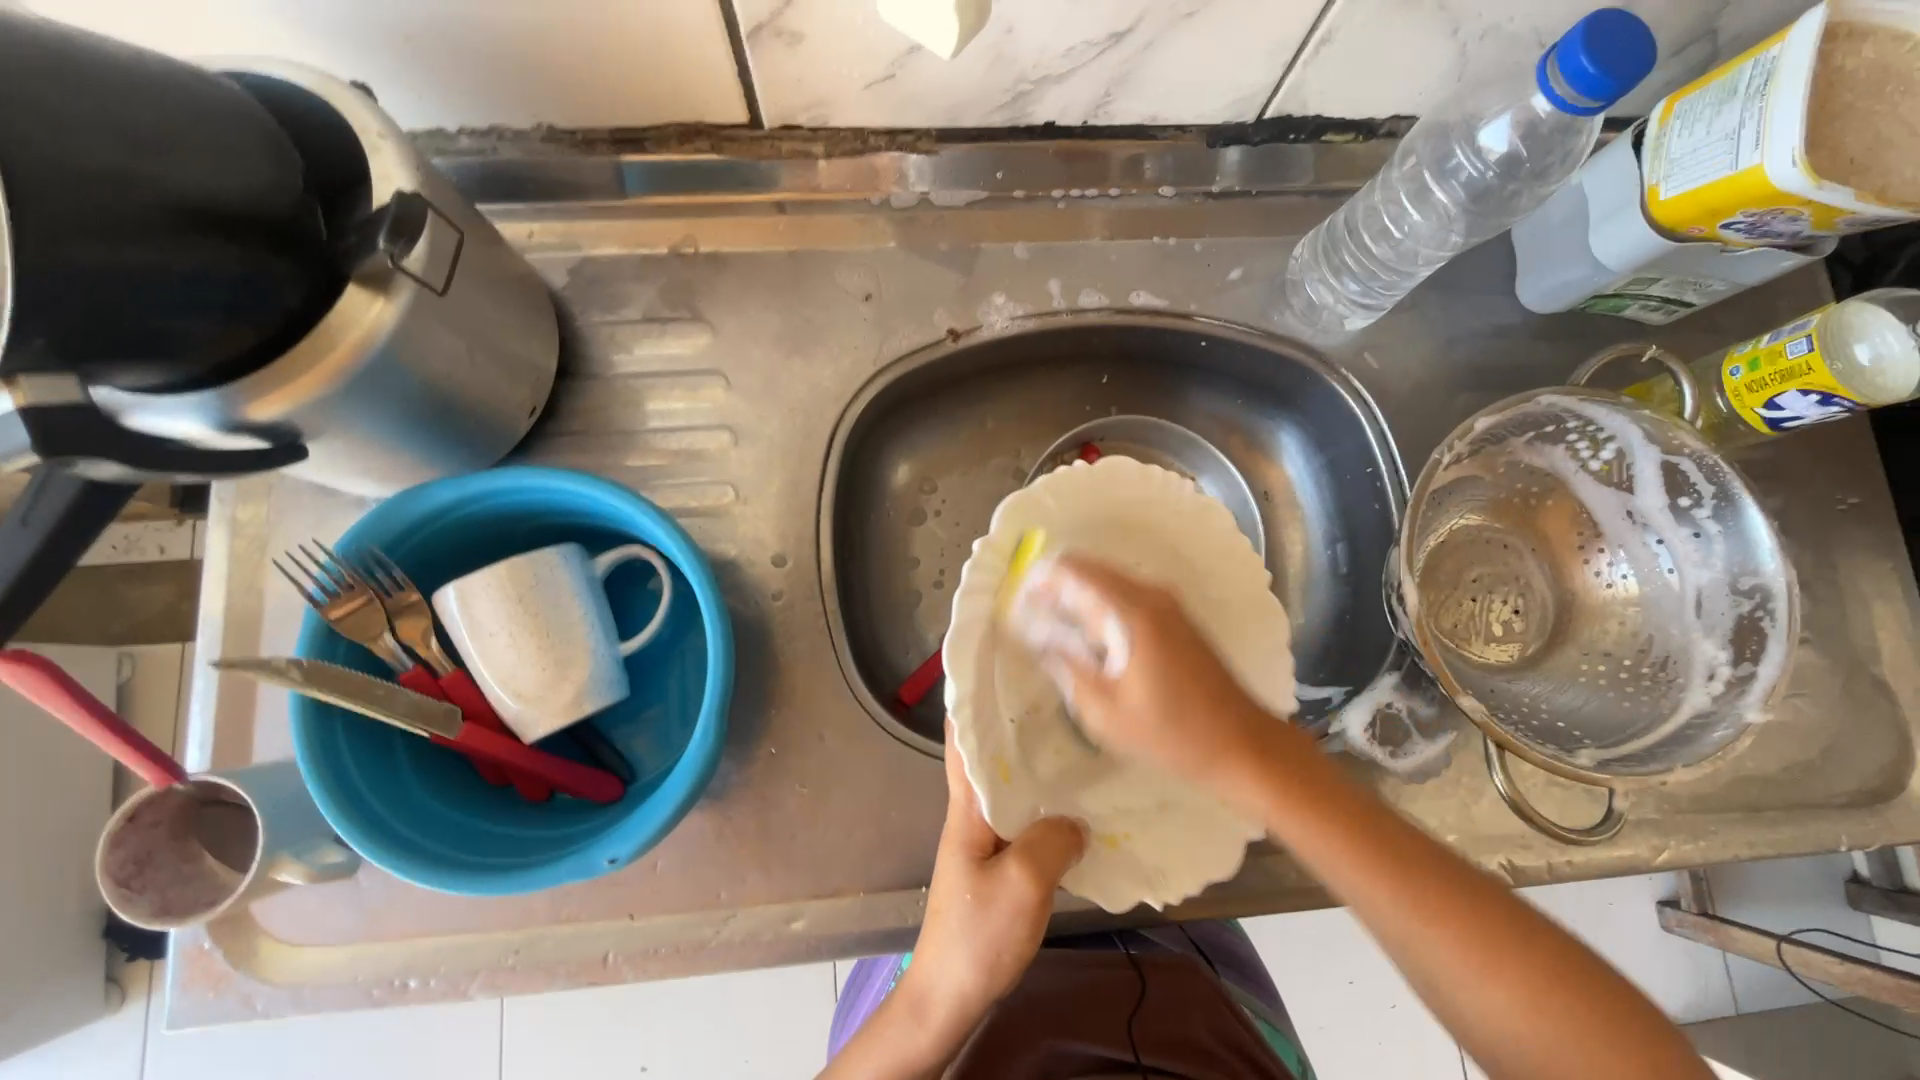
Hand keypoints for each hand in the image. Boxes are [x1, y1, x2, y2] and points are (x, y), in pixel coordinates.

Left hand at [903, 722, 1086, 1027]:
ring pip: (1012, 789)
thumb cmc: (977, 933)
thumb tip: (1076, 819)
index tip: (1001, 668)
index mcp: (967, 809)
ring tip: (1078, 742)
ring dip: (1036, 766)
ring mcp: (986, 841)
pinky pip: (1026, 821)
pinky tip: (1079, 807)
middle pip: (991, 758)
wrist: (950, 992)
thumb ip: (1052, 840)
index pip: (962, 741)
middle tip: (1061, 698)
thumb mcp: (1022, 883)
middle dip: (1018, 727)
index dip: (974, 702)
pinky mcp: (1001, 865)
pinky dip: (1048, 806)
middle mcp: (972, 815)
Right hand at [1005, 553, 1281, 789]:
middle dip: (1055, 585)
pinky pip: (1128, 597)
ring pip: (1109, 583)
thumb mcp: (1104, 710)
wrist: (1241, 743)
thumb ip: (1066, 665)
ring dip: (1078, 596)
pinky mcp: (1178, 619)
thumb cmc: (1170, 733)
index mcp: (1132, 612)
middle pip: (1091, 570)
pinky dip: (1101, 606)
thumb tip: (1036, 635)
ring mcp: (1169, 605)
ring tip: (1050, 626)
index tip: (1015, 597)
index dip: (1039, 578)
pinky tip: (1087, 638)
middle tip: (1027, 613)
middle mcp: (1151, 596)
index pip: (1074, 571)